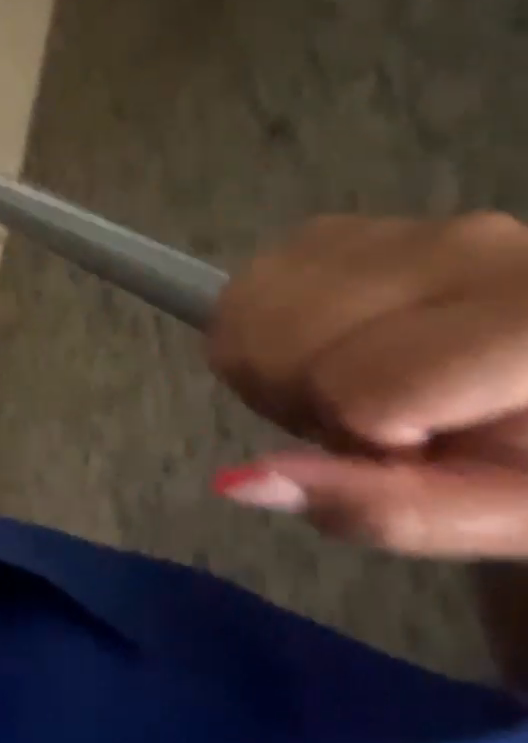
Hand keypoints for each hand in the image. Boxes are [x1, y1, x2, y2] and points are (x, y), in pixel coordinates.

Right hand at [207, 212, 527, 557]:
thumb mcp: (511, 512)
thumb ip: (391, 510)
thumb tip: (241, 480)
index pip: (359, 390)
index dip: (363, 439)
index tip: (421, 452)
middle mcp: (466, 252)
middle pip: (284, 341)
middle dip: (301, 401)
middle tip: (375, 429)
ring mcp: (396, 230)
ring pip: (246, 307)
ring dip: (270, 366)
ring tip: (348, 389)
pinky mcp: (342, 229)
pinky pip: (248, 285)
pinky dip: (261, 333)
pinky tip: (329, 353)